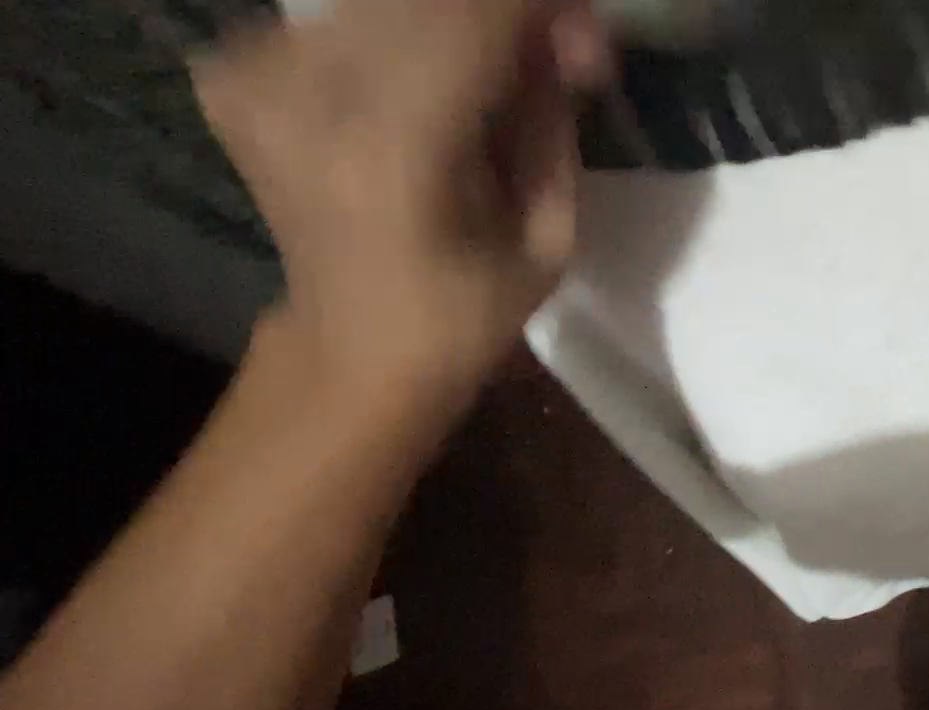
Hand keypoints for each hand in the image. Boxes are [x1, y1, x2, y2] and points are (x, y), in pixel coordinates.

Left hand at [193, 0, 610, 401]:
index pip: (469, 21)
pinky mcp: (235, 70)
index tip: (584, 21)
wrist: (359, 348)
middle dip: (503, 11)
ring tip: (506, 75)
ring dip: (458, 23)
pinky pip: (342, 21)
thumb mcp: (547, 240)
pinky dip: (404, 38)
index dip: (533, 6)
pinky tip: (435, 89)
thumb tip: (574, 37)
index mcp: (393, 155)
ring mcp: (254, 76)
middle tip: (558, 48)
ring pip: (381, 3)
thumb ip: (552, 128)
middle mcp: (304, 95)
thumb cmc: (469, 313)